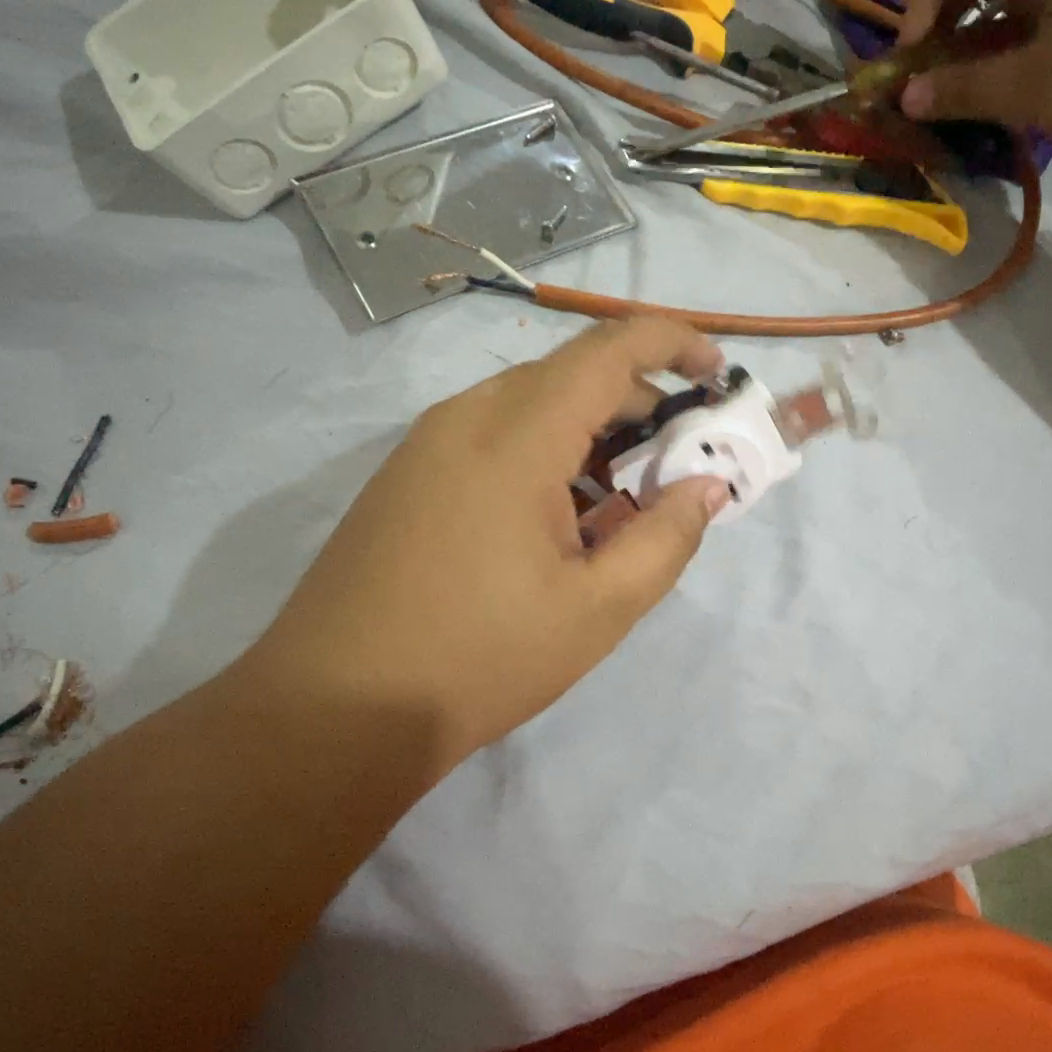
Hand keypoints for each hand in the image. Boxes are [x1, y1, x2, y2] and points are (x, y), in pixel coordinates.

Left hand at [241, 318, 730, 765]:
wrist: (335, 709)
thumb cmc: (480, 658)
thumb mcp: (598, 610)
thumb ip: (667, 538)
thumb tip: (708, 487)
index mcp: (516, 436)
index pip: (608, 349)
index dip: (672, 342)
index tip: (717, 373)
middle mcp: (466, 418)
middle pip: (568, 374)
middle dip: (637, 401)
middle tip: (678, 458)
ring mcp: (424, 445)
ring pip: (527, 406)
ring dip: (588, 433)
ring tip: (620, 500)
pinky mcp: (403, 477)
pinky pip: (489, 437)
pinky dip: (542, 454)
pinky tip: (554, 522)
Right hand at [898, 0, 1051, 188]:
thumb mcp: (1033, 87)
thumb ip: (961, 88)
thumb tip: (906, 96)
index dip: (928, 4)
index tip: (909, 57)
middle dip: (952, 19)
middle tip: (928, 73)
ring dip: (981, 38)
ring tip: (959, 89)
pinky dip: (1017, 45)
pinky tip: (1001, 84)